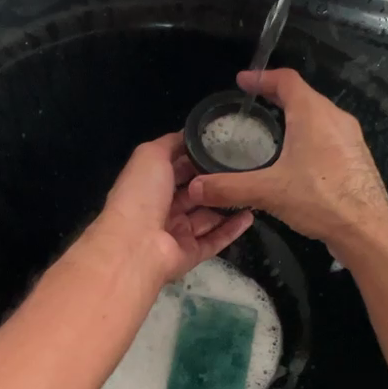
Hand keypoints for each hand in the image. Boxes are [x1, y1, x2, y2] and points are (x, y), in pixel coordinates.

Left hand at [92, 133, 252, 283]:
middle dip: (215, 181)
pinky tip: (250, 216)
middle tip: (243, 167)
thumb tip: (188, 134)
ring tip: (251, 190)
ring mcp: (176, 233)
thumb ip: (170, 143)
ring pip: (207, 217)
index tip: (223, 146)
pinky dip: (232, 229)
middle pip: (194, 193)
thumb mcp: (151, 155)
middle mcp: (162, 209)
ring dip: (226, 205)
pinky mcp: (191, 253)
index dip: (196, 157)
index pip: (176, 168)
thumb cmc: (141, 195)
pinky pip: (214, 240)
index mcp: (149, 185)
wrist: (136, 245)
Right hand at [186, 69, 387, 255]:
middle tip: (255, 108)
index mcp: (313, 113)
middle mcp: (335, 118)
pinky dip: (310, 139)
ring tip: (273, 133)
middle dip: (278, 98)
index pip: (286, 80)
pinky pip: (329, 138)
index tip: (243, 82)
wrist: (366, 229)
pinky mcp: (357, 159)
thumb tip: (197, 187)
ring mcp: (350, 139)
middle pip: (304, 97)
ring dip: (296, 119)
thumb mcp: (268, 192)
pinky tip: (298, 162)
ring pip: (319, 118)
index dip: (262, 77)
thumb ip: (229, 187)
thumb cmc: (320, 199)